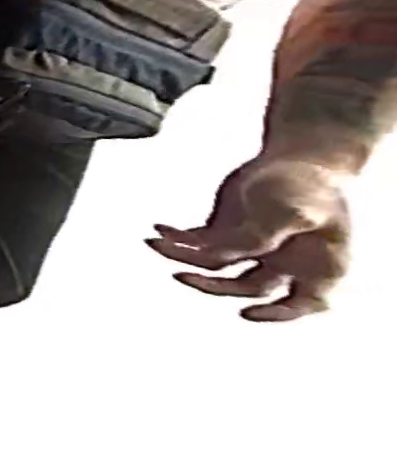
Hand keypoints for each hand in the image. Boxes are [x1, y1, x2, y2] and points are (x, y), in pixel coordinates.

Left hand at [147, 156, 349, 320]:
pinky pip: (198, 242)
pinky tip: (159, 228)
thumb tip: (234, 255)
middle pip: (246, 286)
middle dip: (211, 284)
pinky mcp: (229, 230)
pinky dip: (177, 238)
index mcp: (318, 264)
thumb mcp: (291, 211)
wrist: (295, 159)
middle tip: (179, 275)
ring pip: (215, 264)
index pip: (306, 302)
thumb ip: (262, 236)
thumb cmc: (306, 185)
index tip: (246, 314)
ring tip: (154, 242)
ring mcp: (254, 246)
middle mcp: (285, 260)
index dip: (279, 314)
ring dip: (182, 255)